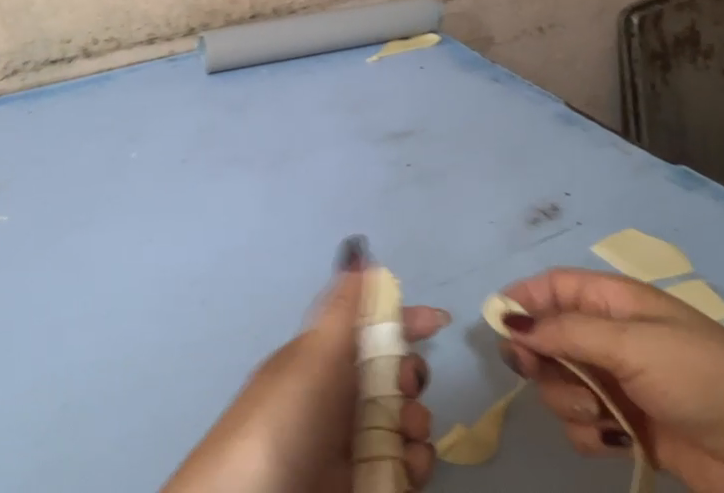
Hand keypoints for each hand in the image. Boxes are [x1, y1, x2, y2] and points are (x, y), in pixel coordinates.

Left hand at [162, 239, 450, 492]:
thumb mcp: (312, 356)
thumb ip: (343, 309)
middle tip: (404, 388)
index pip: (369, 328)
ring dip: (416, 423)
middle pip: (395, 376)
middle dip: (413, 377)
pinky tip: (403, 467)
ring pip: (405, 422)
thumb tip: (359, 252)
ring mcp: (351, 444)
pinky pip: (405, 466)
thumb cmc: (283, 421)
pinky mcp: (364, 484)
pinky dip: (413, 465)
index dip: (404, 320)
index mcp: (321, 360)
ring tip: (402, 434)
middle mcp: (338, 398)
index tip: (440, 322)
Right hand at [496, 269, 723, 492]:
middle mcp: (612, 337)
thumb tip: (509, 319)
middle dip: (539, 357)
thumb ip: (567, 331)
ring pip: (557, 383)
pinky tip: (615, 439)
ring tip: (601, 412)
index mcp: (618, 301)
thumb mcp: (634, 344)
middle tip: (538, 371)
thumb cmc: (704, 379)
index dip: (523, 300)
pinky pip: (579, 423)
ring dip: (567, 399)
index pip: (555, 287)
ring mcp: (618, 383)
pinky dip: (588, 432)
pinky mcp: (625, 426)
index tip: (497, 325)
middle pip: (547, 337)